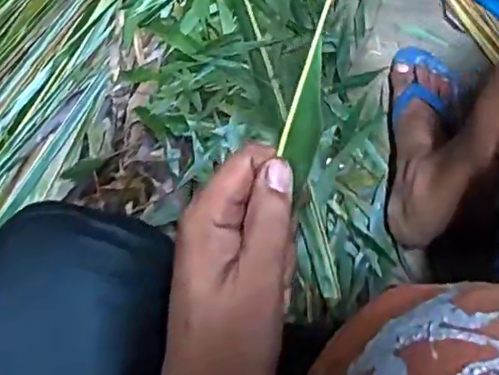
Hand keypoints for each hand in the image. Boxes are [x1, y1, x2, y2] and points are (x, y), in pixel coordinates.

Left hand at [163, 144, 296, 374]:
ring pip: (263, 213)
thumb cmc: (233, 340)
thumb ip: (271, 215)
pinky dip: (270, 260)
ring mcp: (213, 237)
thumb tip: (281, 161)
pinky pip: (257, 239)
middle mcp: (205, 215)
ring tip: (271, 281)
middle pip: (257, 185)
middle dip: (278, 216)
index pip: (248, 158)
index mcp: (206, 212)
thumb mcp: (260, 277)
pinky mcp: (222, 257)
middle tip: (277, 258)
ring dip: (277, 243)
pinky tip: (267, 289)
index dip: (277, 174)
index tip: (293, 210)